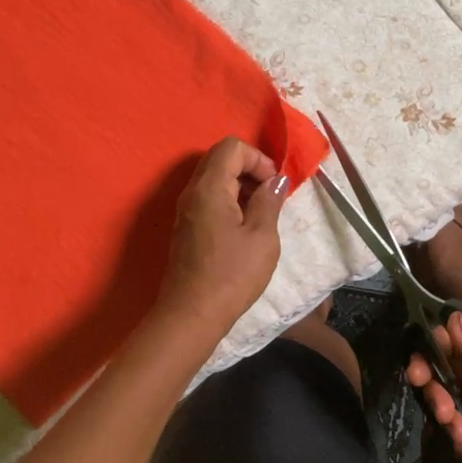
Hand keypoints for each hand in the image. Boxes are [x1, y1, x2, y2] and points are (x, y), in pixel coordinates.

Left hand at [157, 137, 289, 335]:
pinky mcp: (186, 226)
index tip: (274, 184)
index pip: (232, 147)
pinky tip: (243, 226)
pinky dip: (228, 198)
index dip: (258, 158)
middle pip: (220, 158)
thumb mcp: (261, 237)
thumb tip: (275, 180)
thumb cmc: (231, 275)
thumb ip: (269, 201)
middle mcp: (192, 191)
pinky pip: (207, 196)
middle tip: (270, 194)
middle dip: (249, 168)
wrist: (191, 315)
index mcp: (209, 187)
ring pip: (213, 177)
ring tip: (260, 211)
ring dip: (239, 184)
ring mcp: (185, 209)